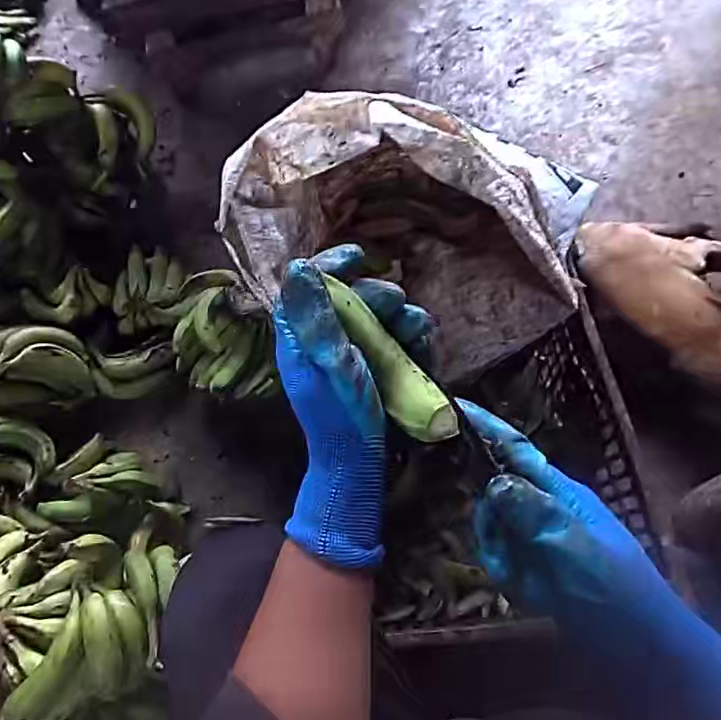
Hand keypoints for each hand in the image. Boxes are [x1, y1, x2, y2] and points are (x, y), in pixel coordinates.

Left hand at [274, 246, 436, 568]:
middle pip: (355, 297)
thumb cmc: (340, 414)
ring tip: (413, 332)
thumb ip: (317, 316)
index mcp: (304, 336)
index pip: (311, 285)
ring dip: (404, 318)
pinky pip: (403, 340)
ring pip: (386, 317)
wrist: (362, 463)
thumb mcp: (327, 363)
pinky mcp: (384, 368)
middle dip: (378, 296)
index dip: (333, 265)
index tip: (359, 255)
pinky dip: (416, 339)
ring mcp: (359, 354)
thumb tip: (298, 266)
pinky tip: (422, 348)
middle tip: (394, 305)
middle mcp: (330, 339)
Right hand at [459, 400, 720, 719]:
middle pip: (495, 491)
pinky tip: (527, 592)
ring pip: (494, 526)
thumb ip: (532, 511)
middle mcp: (547, 506)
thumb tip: (493, 480)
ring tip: (524, 579)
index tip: (453, 405)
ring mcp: (540, 537)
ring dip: (499, 551)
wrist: (643, 650)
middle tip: (503, 549)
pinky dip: (506, 573)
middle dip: (489, 518)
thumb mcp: (572, 547)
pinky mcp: (535, 566)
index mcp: (561, 491)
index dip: (485, 427)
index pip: (515, 448)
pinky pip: (501, 558)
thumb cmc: (614, 591)